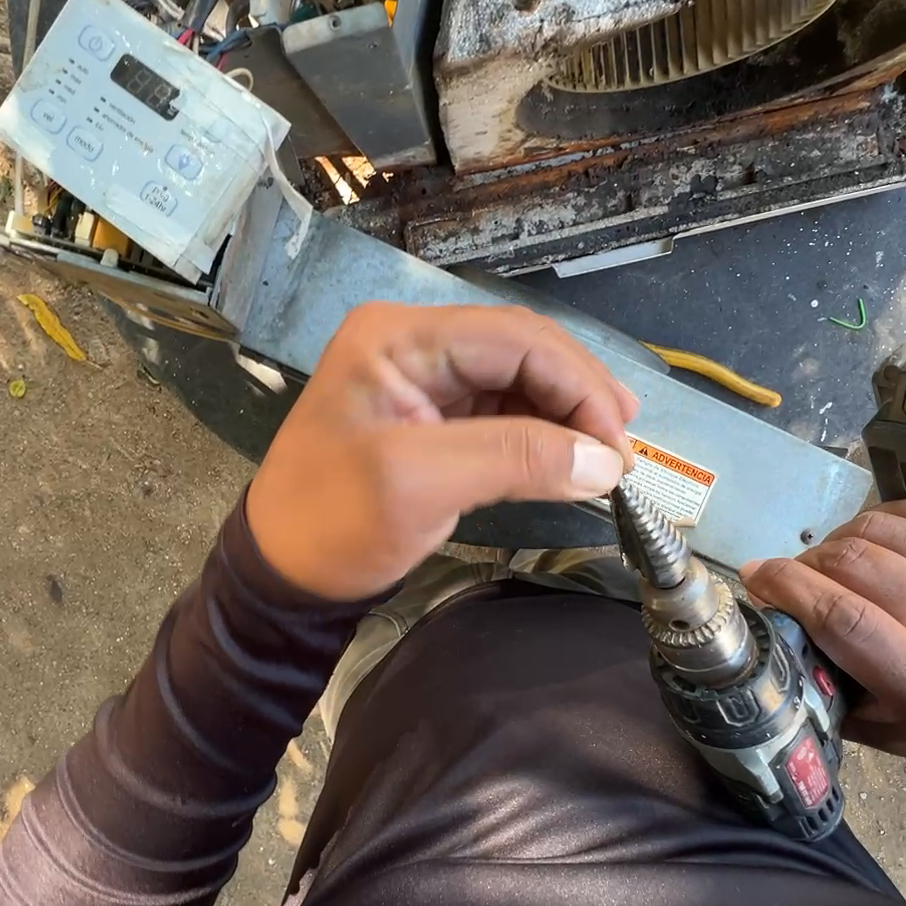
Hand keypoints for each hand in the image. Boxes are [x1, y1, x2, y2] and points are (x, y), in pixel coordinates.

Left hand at [246, 302, 638, 600]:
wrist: (284, 568)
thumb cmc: (333, 522)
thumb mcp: (418, 485)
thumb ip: (513, 460)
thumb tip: (604, 463)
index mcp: (400, 338)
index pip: (514, 338)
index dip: (578, 385)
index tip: (616, 446)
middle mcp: (414, 343)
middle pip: (522, 351)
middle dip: (578, 397)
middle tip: (621, 452)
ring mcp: (423, 378)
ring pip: (518, 380)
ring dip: (566, 414)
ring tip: (607, 455)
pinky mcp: (432, 415)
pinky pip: (502, 411)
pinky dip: (540, 433)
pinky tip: (569, 455)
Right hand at [740, 500, 905, 770]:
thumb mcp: (872, 723)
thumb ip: (819, 671)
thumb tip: (768, 609)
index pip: (842, 615)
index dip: (788, 586)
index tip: (755, 576)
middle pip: (858, 564)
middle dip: (807, 562)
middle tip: (793, 575)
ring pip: (885, 530)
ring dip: (839, 539)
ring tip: (831, 560)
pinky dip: (881, 519)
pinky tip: (871, 541)